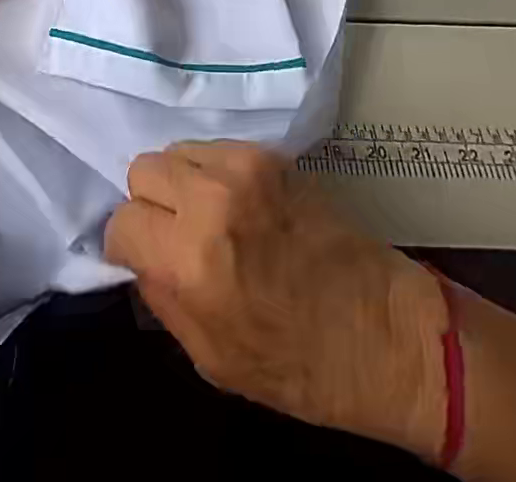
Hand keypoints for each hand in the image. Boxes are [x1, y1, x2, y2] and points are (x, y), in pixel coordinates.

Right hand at [104, 140, 447, 458]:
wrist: (394, 338)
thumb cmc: (302, 366)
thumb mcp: (210, 357)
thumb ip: (160, 297)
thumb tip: (136, 256)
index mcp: (190, 260)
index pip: (121, 222)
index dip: (128, 244)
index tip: (146, 256)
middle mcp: (211, 202)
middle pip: (141, 171)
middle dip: (150, 203)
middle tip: (177, 232)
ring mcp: (244, 171)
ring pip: (174, 152)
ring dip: (181, 182)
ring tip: (208, 215)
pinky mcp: (272, 158)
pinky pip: (214, 149)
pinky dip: (213, 172)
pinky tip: (239, 204)